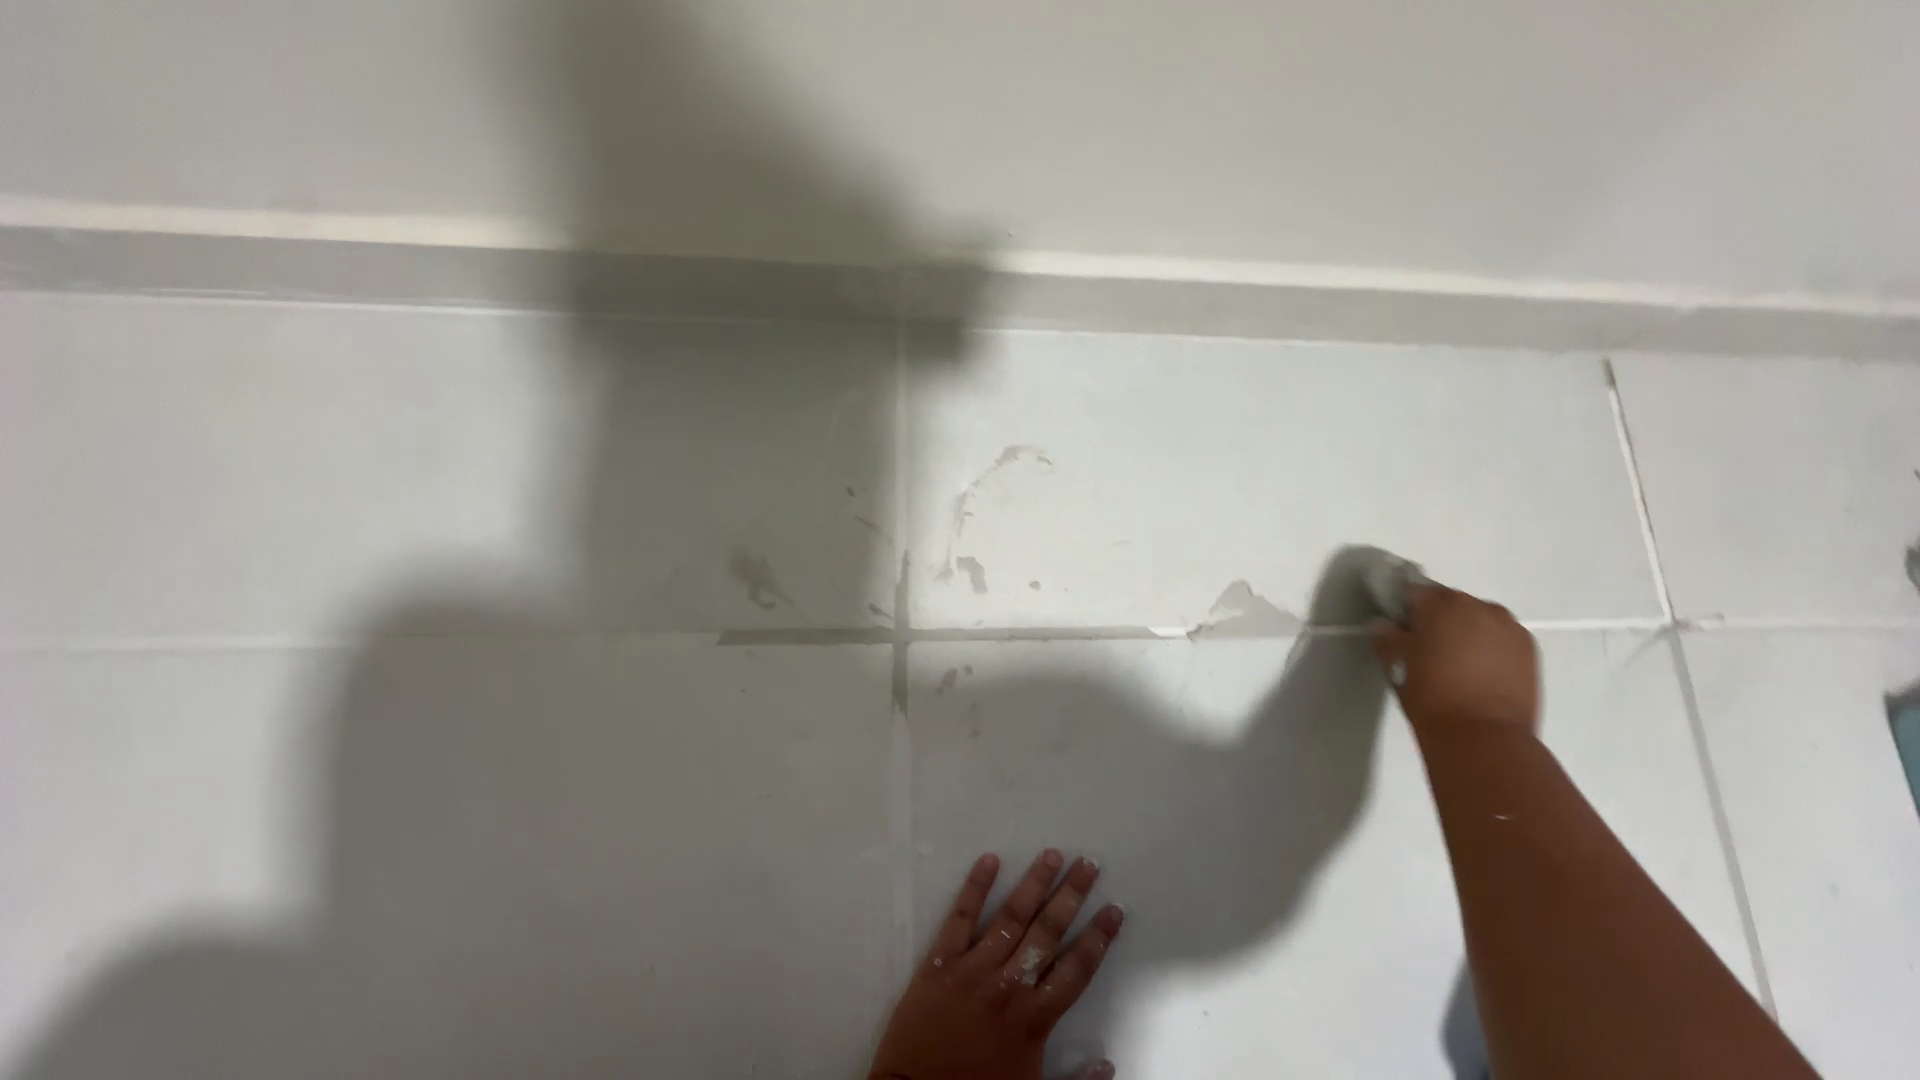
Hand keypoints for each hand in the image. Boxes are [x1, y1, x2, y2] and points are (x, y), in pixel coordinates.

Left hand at [869, 851, 1123, 1079]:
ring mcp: (973, 969)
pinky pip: (960, 919)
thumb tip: (1110, 1064)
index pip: (1076, 970)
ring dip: (1034, 884)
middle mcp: (1009, 986)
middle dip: (1071, 895)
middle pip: (1048, 932)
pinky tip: (989, 860)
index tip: (1114, 909)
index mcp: (1034, 1018)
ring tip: (1052, 855)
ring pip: (1011, 918)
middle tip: (1088, 863)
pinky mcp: (940, 962)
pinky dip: (975, 888)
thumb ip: (1075, 1079)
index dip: (1098, 939)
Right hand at [1369, 583, 1539, 738]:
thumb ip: (1385, 637)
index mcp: (1443, 604)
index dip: (1404, 611)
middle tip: (1425, 650)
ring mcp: (1510, 628)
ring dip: (1466, 634)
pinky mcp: (1530, 652)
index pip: (1415, 593)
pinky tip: (1478, 674)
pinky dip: (1489, 649)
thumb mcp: (1395, 664)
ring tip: (1455, 665)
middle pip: (1451, 605)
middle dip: (1438, 621)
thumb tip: (1381, 624)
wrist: (1483, 737)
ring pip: (1479, 621)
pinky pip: (1501, 640)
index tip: (1398, 632)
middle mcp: (1480, 607)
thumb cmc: (1430, 695)